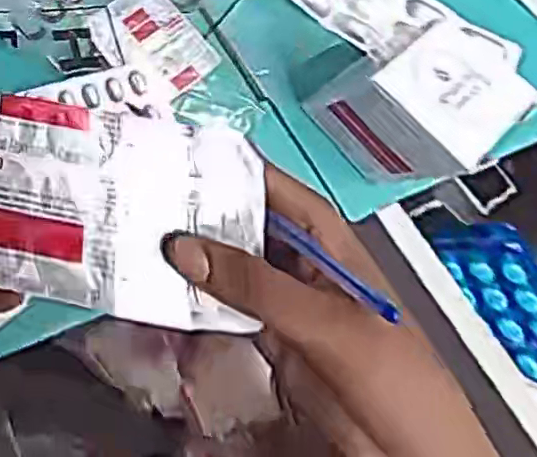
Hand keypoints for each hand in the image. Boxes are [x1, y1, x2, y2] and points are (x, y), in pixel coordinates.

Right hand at [164, 166, 495, 456]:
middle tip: (139, 196)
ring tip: (137, 232)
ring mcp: (277, 291)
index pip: (262, 180)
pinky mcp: (262, 329)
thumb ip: (256, 284)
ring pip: (221, 257)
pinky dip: (190, 291)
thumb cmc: (400, 382)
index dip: (218, 163)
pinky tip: (159, 283)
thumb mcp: (328, 324)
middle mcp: (293, 253)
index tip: (168, 154)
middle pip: (234, 216)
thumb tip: (183, 246)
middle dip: (190, 207)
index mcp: (320, 233)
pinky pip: (217, 298)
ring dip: (185, 250)